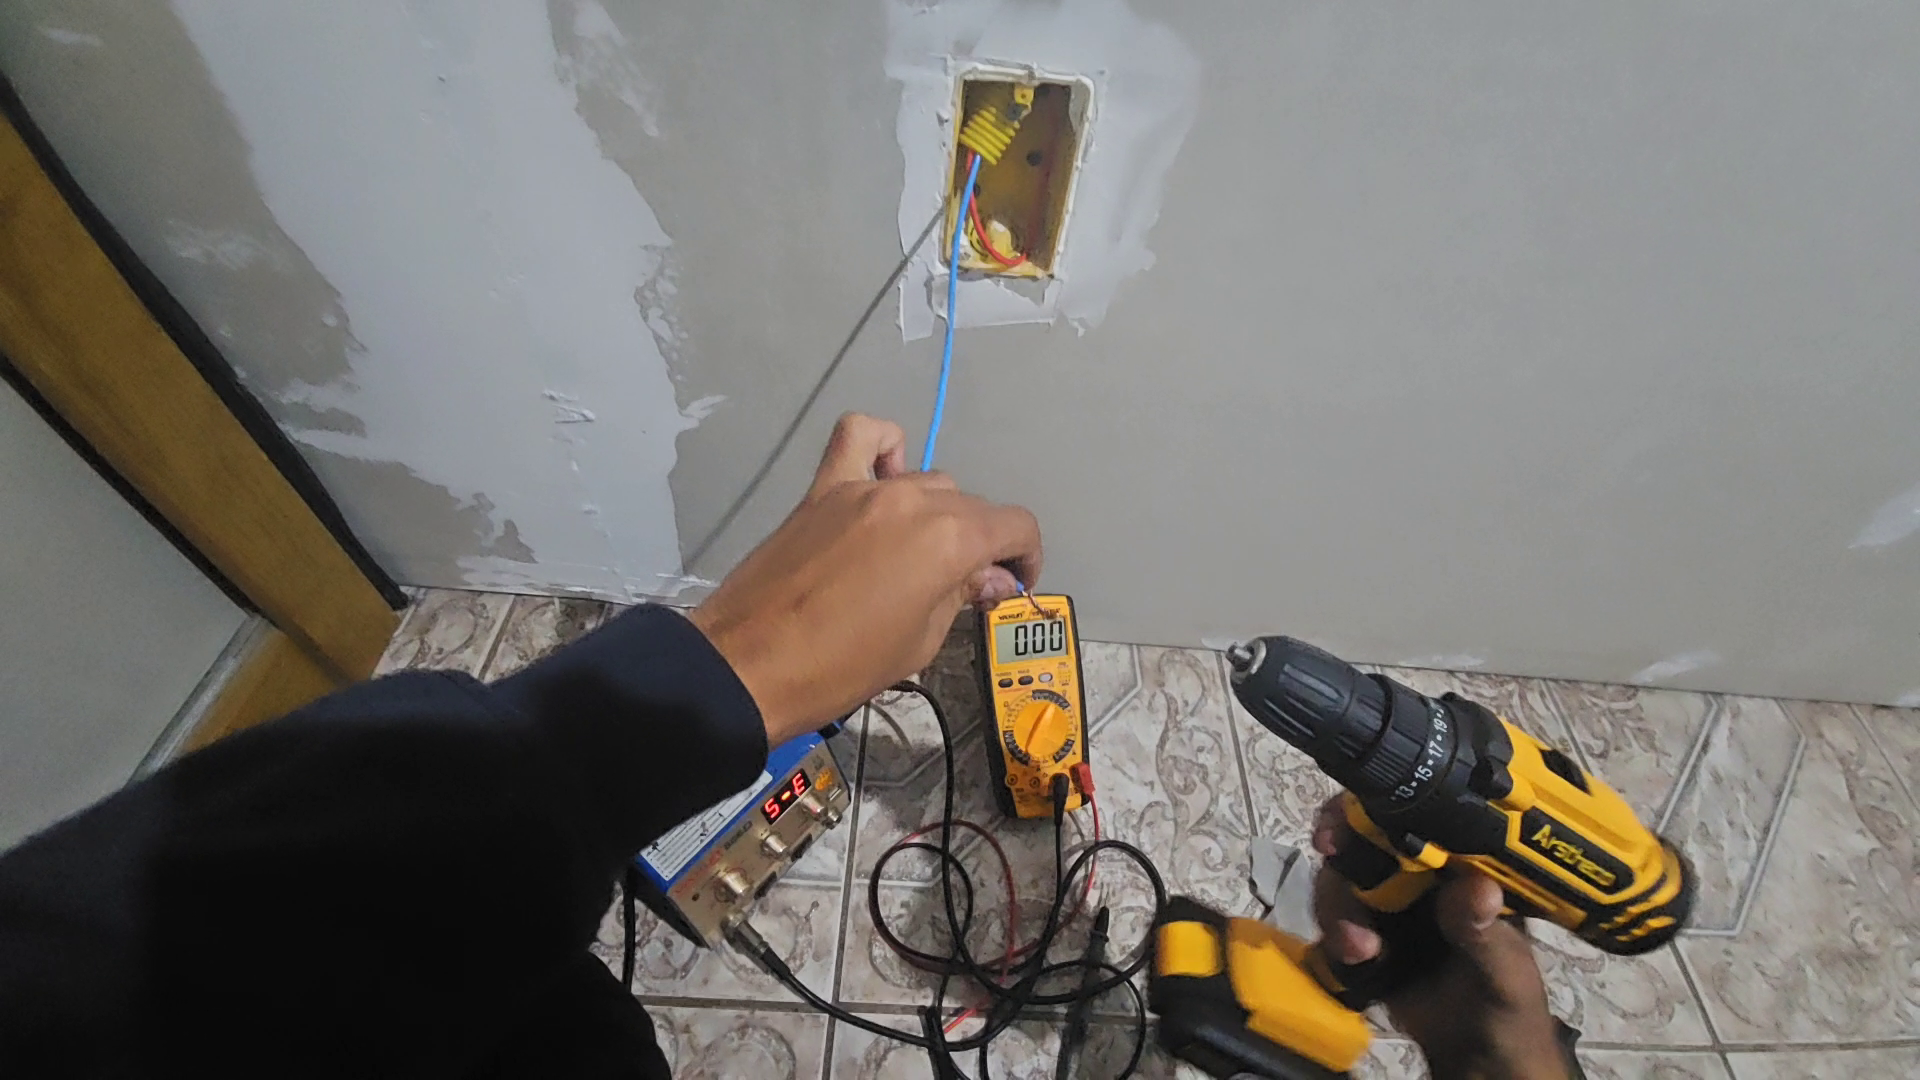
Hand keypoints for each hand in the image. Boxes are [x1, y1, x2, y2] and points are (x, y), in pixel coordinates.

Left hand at [690, 414, 1040, 744]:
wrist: (751, 667)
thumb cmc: (844, 667)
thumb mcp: (920, 641)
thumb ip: (963, 595)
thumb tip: (996, 577)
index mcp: (949, 540)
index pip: (1015, 525)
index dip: (1027, 557)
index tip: (1014, 584)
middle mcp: (915, 500)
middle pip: (972, 506)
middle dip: (981, 544)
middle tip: (964, 585)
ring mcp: (865, 487)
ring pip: (927, 480)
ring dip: (939, 514)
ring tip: (920, 550)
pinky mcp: (823, 488)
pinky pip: (858, 437)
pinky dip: (883, 445)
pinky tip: (886, 473)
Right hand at [1311, 799, 1568, 1079]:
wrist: (1477, 1061)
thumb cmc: (1508, 1011)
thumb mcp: (1506, 974)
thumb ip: (1485, 933)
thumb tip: (1478, 887)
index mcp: (1455, 869)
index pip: (1409, 820)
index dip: (1369, 812)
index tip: (1343, 823)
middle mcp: (1413, 875)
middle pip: (1359, 839)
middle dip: (1338, 848)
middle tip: (1328, 852)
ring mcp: (1383, 902)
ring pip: (1337, 878)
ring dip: (1336, 906)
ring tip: (1357, 949)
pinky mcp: (1359, 930)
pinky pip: (1328, 919)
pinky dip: (1331, 937)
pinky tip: (1353, 962)